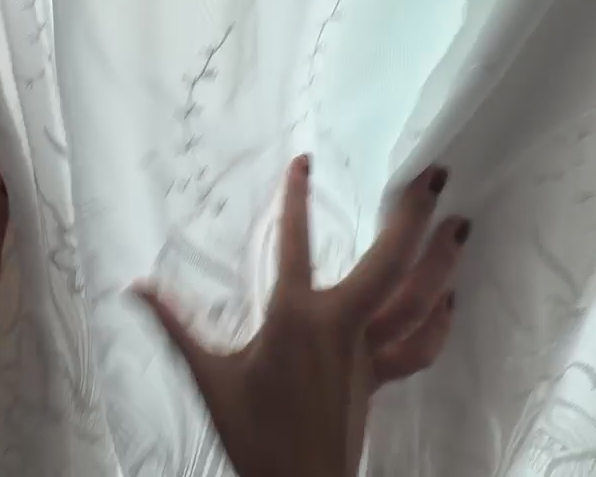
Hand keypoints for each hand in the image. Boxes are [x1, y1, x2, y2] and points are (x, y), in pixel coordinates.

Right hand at [136, 156, 467, 476]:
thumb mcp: (209, 376)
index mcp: (297, 318)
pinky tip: (450, 297)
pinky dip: (438, 321)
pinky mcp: (379, 377)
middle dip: (413, 217)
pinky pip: (417, 346)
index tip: (303, 161)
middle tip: (436, 175)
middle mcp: (342, 326)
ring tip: (461, 224)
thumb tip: (134, 287)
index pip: (295, 243)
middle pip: (389, 264)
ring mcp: (368, 353)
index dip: (296, 199)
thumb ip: (174, 325)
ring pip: (415, 301)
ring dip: (441, 260)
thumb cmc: (254, 434)